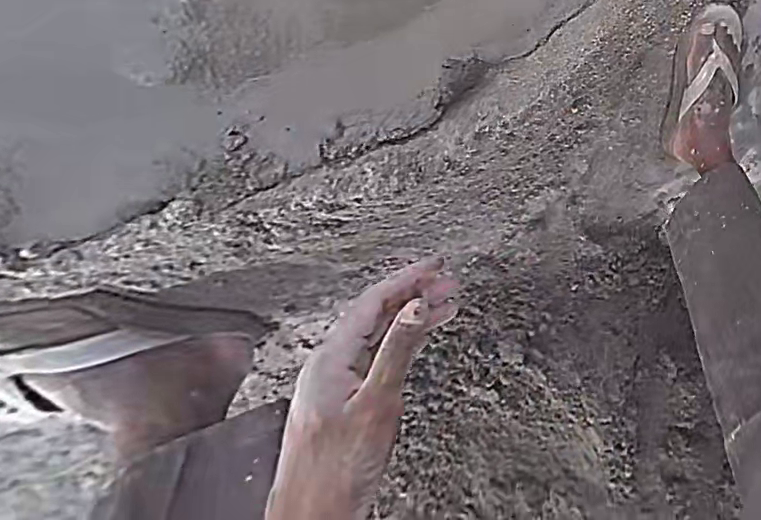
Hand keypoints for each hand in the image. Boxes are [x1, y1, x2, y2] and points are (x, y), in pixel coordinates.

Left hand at [266, 259, 460, 519]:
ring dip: (413, 314)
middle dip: (414, 292)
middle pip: (376, 313)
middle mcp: (330, 364)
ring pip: (380, 331)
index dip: (407, 278)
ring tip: (446, 302)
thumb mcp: (377, 402)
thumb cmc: (335, 471)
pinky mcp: (347, 396)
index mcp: (330, 358)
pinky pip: (379, 352)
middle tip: (448, 280)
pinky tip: (423, 334)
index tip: (436, 265)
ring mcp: (338, 380)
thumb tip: (417, 304)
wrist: (312, 518)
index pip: (373, 301)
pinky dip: (406, 338)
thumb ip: (398, 348)